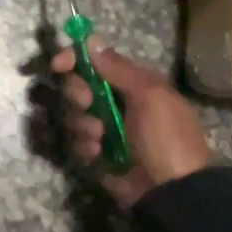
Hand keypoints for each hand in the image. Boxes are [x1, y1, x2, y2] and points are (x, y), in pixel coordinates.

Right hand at [51, 41, 212, 207]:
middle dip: (76, 93)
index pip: (94, 61)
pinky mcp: (97, 153)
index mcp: (131, 83)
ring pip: (72, 114)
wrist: (174, 193)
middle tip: (88, 103)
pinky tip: (98, 153)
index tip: (58, 65)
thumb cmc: (166, 137)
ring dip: (81, 123)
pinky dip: (84, 146)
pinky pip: (76, 141)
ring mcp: (104, 129)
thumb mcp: (150, 96)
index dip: (73, 59)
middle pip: (76, 85)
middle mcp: (114, 102)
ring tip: (99, 138)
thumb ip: (119, 68)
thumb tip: (91, 39)